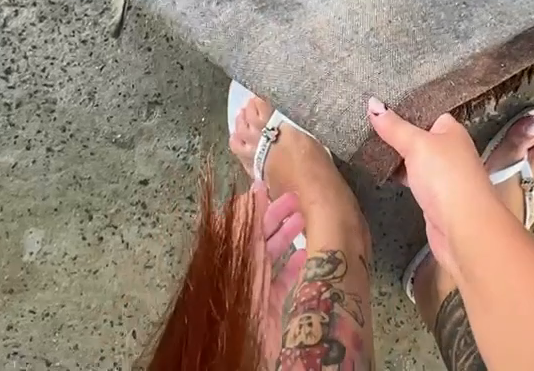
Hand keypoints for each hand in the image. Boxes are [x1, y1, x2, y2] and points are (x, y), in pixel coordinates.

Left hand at [251, 183, 305, 364]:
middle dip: (276, 215)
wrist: (241, 346)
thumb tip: (256, 187)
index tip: (275, 187)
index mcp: (227, 252)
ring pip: (271, 255)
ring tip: (304, 219)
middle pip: (258, 235)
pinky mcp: (269, 306)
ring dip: (287, 235)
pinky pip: (282, 281)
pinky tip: (306, 254)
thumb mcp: (243, 249)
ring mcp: (254, 287)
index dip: (257, 204)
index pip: (241, 221)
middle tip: (296, 198)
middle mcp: (239, 267)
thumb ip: (250, 219)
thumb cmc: (238, 292)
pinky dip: (294, 265)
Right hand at [366, 97, 508, 275]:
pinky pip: (414, 180)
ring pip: (416, 160)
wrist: (464, 228)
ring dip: (398, 157)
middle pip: (420, 137)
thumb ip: (394, 127)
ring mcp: (443, 175)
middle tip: (369, 128)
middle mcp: (450, 150)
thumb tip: (373, 103)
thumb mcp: (416, 145)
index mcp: (452, 130)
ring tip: (370, 147)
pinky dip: (401, 176)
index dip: (406, 110)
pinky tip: (385, 174)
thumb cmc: (447, 178)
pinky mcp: (435, 198)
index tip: (380, 107)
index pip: (427, 112)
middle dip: (398, 135)